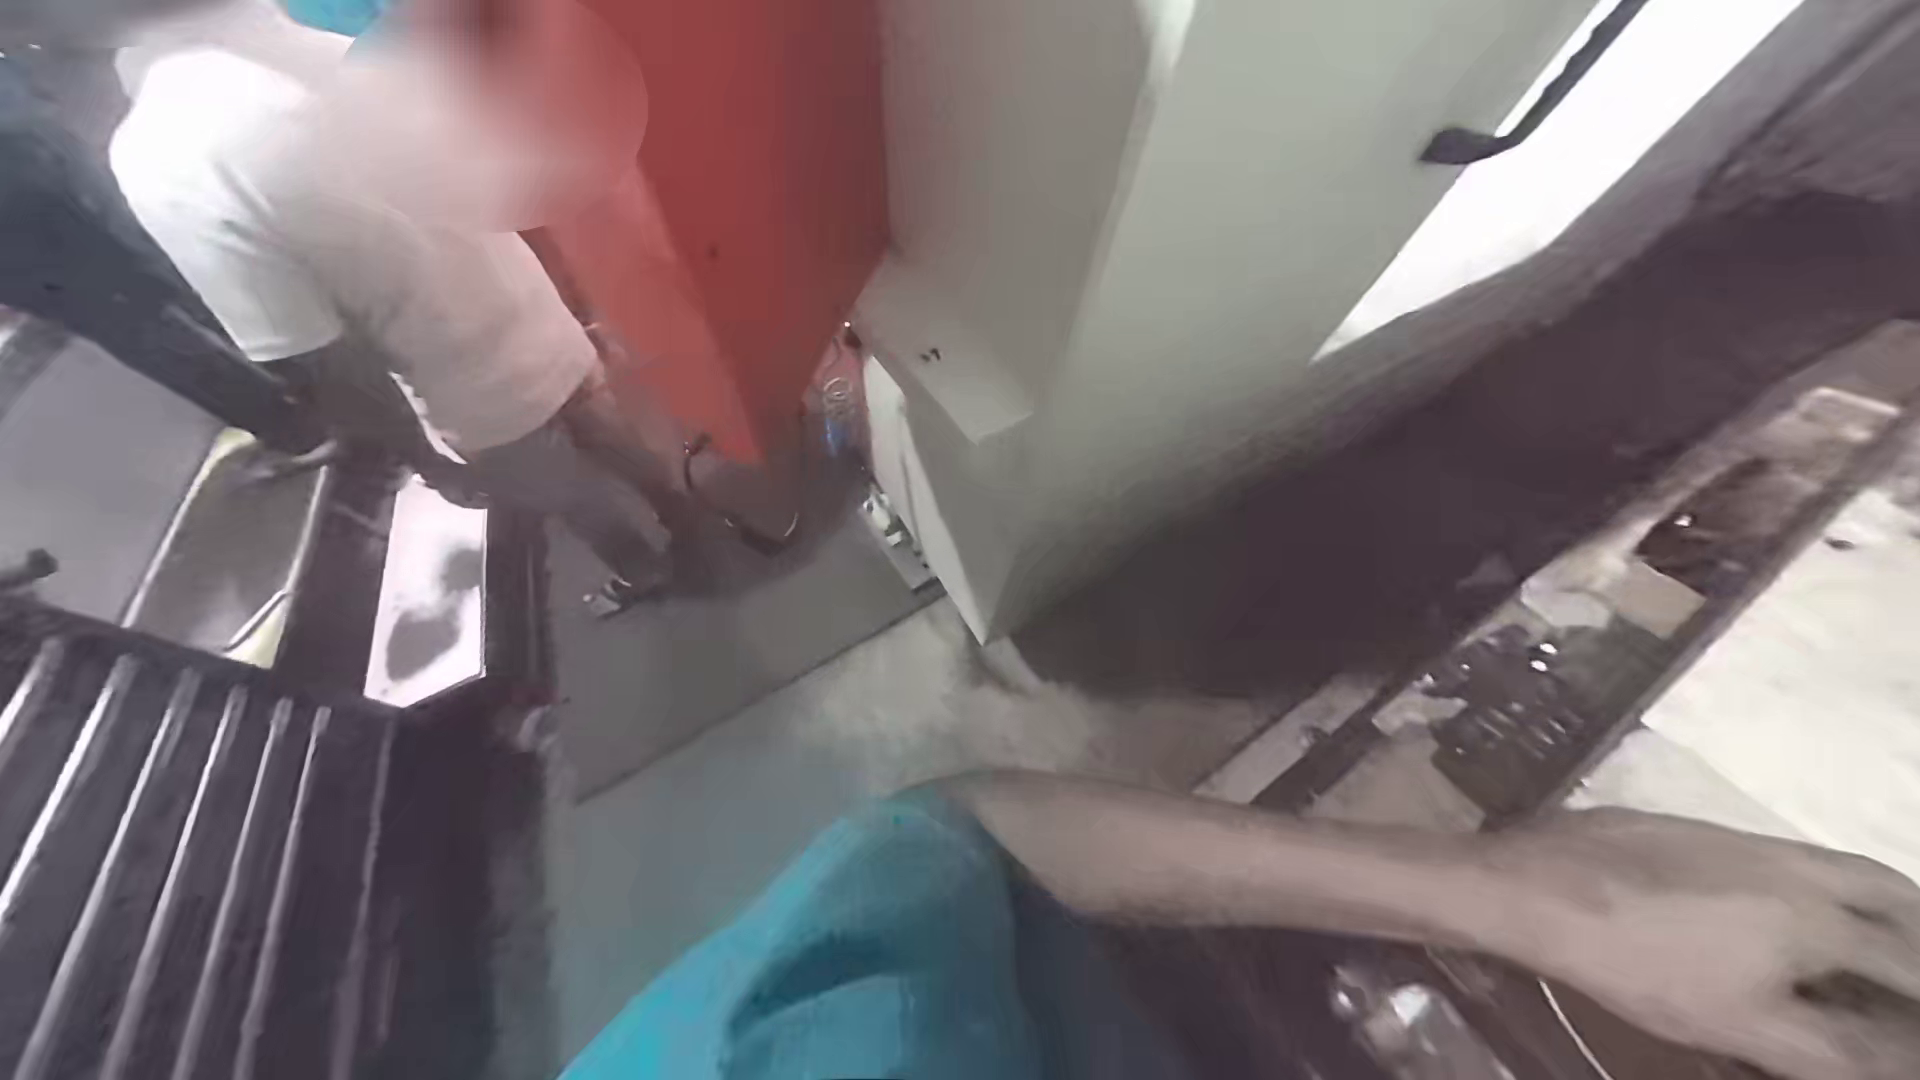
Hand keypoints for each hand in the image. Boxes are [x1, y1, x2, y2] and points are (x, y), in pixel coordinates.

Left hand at [1493, 809, 1919, 1079]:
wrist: (1518, 888)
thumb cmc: (1630, 962)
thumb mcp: (1750, 1029)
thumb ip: (1851, 1052)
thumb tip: (1903, 1050)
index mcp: (1814, 915)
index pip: (1914, 964)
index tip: (1906, 1018)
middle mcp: (1771, 859)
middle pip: (1885, 888)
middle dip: (1914, 927)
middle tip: (1904, 968)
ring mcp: (1705, 829)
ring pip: (1813, 857)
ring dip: (1852, 895)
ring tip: (1852, 941)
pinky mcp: (1653, 820)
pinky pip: (1744, 843)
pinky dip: (1779, 873)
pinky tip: (1755, 900)